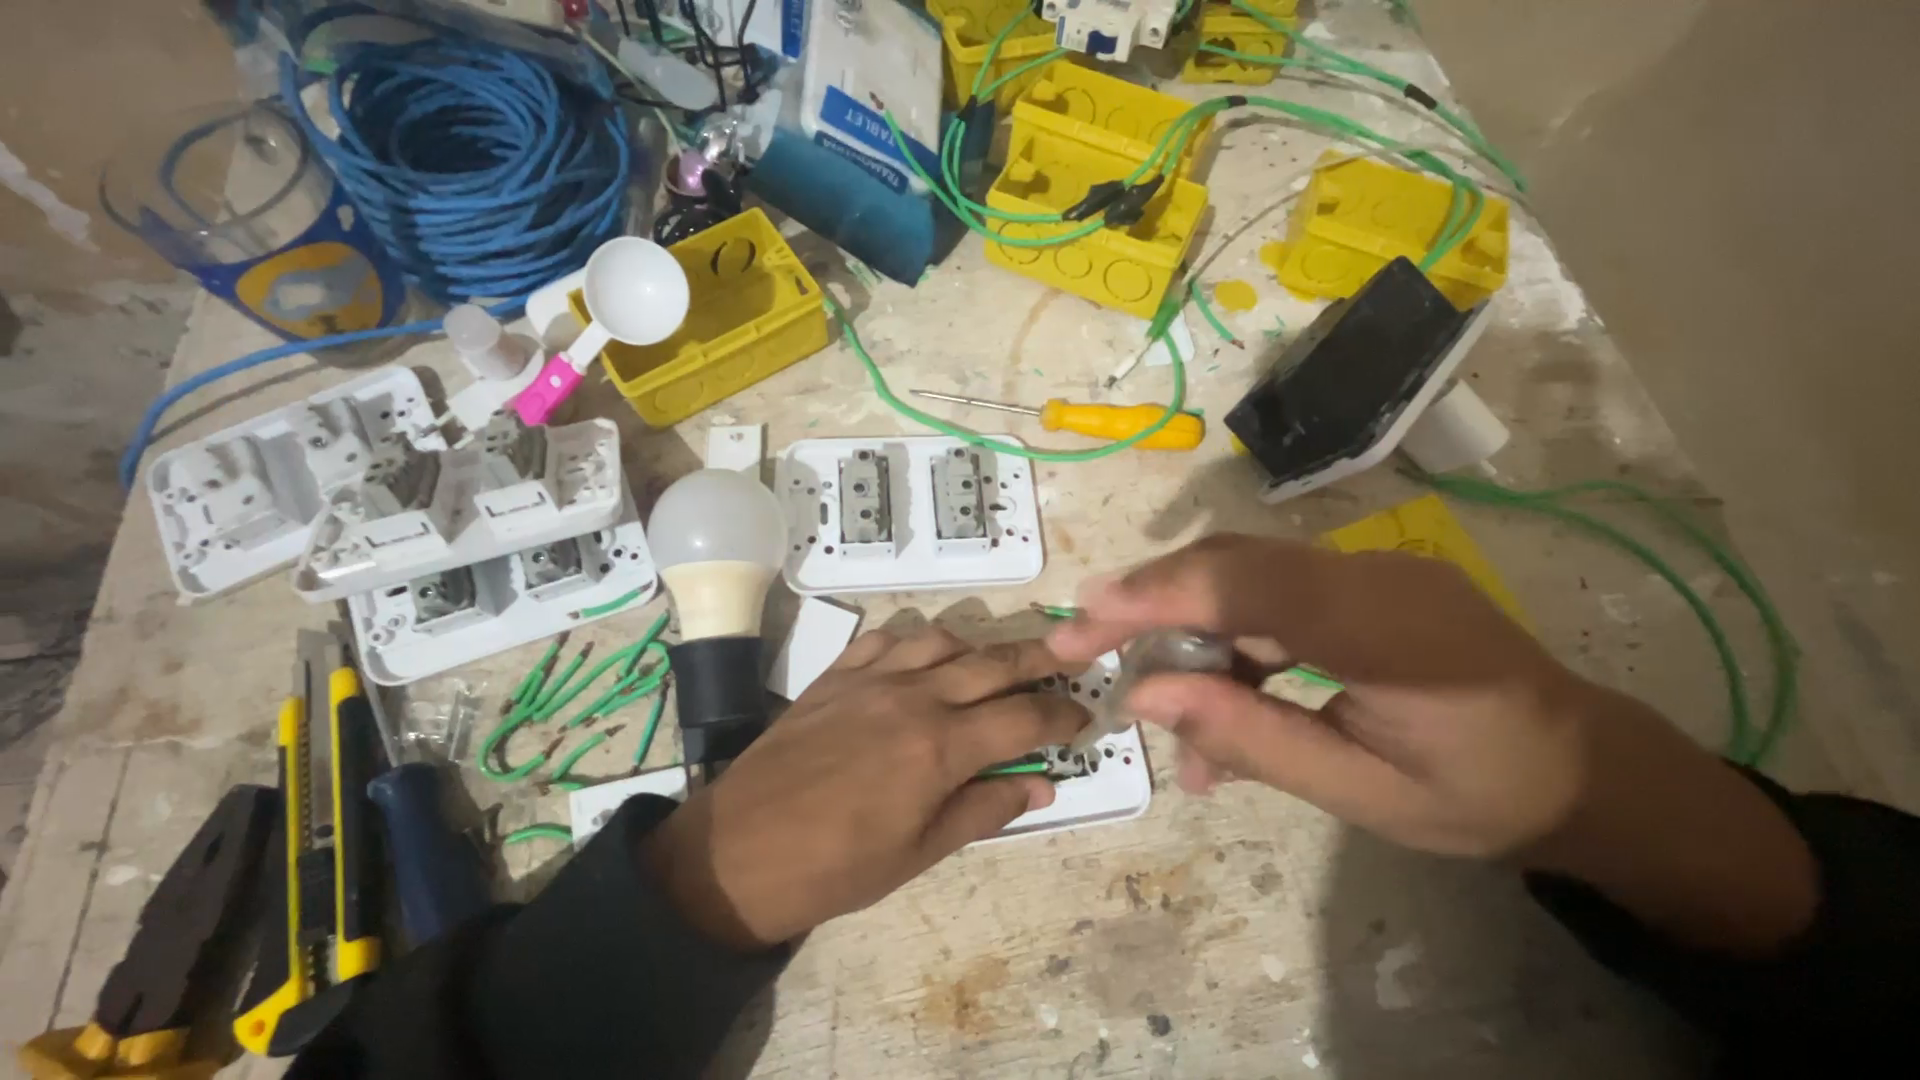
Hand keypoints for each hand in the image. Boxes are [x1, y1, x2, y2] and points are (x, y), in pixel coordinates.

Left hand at [640, 626, 1087, 949]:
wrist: (739, 852)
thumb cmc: (836, 868)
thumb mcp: (921, 852)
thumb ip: (984, 809)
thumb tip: (1042, 785)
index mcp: (940, 747)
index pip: (1024, 718)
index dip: (1063, 717)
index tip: (1084, 720)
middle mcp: (913, 697)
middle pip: (994, 663)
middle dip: (1041, 659)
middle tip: (1070, 658)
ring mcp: (870, 679)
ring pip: (943, 640)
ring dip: (980, 648)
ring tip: (997, 666)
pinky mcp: (834, 675)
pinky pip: (886, 639)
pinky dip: (917, 642)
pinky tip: (924, 659)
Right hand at [1048, 533, 1600, 857]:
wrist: (1581, 769)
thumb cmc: (1480, 796)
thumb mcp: (1362, 794)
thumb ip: (1250, 739)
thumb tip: (1146, 695)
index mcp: (1392, 631)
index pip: (1254, 587)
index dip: (1161, 596)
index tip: (1084, 622)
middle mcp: (1377, 575)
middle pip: (1235, 561)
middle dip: (1148, 598)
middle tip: (1081, 643)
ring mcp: (1370, 570)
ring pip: (1243, 571)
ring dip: (1180, 620)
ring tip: (1143, 689)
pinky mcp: (1360, 582)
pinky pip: (1270, 593)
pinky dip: (1224, 635)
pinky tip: (1208, 694)